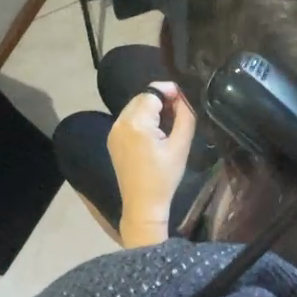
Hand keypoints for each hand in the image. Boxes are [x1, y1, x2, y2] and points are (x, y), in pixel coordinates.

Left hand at [109, 83, 195, 246]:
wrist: (143, 204)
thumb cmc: (165, 176)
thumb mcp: (181, 145)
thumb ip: (185, 115)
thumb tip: (183, 96)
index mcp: (136, 123)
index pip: (152, 93)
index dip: (169, 92)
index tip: (183, 100)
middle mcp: (120, 123)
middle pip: (141, 98)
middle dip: (159, 100)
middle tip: (178, 112)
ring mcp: (113, 132)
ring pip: (134, 108)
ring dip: (150, 110)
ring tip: (167, 124)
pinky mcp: (112, 140)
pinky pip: (127, 120)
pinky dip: (141, 120)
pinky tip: (153, 135)